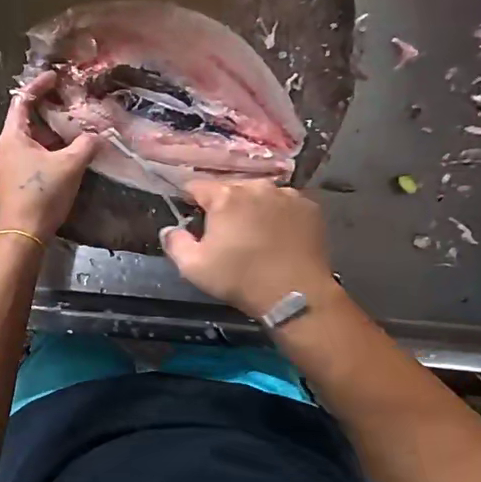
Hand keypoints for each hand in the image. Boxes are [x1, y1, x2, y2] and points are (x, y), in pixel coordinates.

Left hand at [0, 71, 100, 238]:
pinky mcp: (18, 179)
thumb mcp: (70, 165)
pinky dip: (51, 147)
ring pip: (34, 138)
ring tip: (77, 124)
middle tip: (73, 100)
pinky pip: (35, 154)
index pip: (22, 100)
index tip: (56, 76)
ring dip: (54, 131)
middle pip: (28, 118)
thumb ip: (86, 144)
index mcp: (13, 136)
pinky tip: (70, 151)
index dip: (39, 85)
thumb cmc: (42, 194)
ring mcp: (11, 164)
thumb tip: (97, 134)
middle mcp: (7, 147)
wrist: (23, 233)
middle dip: (51, 108)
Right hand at [160, 179, 339, 316]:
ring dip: (251, 207)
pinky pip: (284, 204)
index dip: (191, 201)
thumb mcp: (193, 266)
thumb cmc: (240, 278)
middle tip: (224, 231)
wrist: (297, 295)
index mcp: (225, 196)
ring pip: (259, 195)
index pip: (197, 186)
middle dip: (223, 205)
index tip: (192, 219)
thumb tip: (170, 229)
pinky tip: (277, 235)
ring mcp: (288, 196)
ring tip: (253, 232)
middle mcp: (257, 187)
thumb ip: (174, 242)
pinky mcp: (310, 208)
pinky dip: (277, 214)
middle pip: (230, 188)